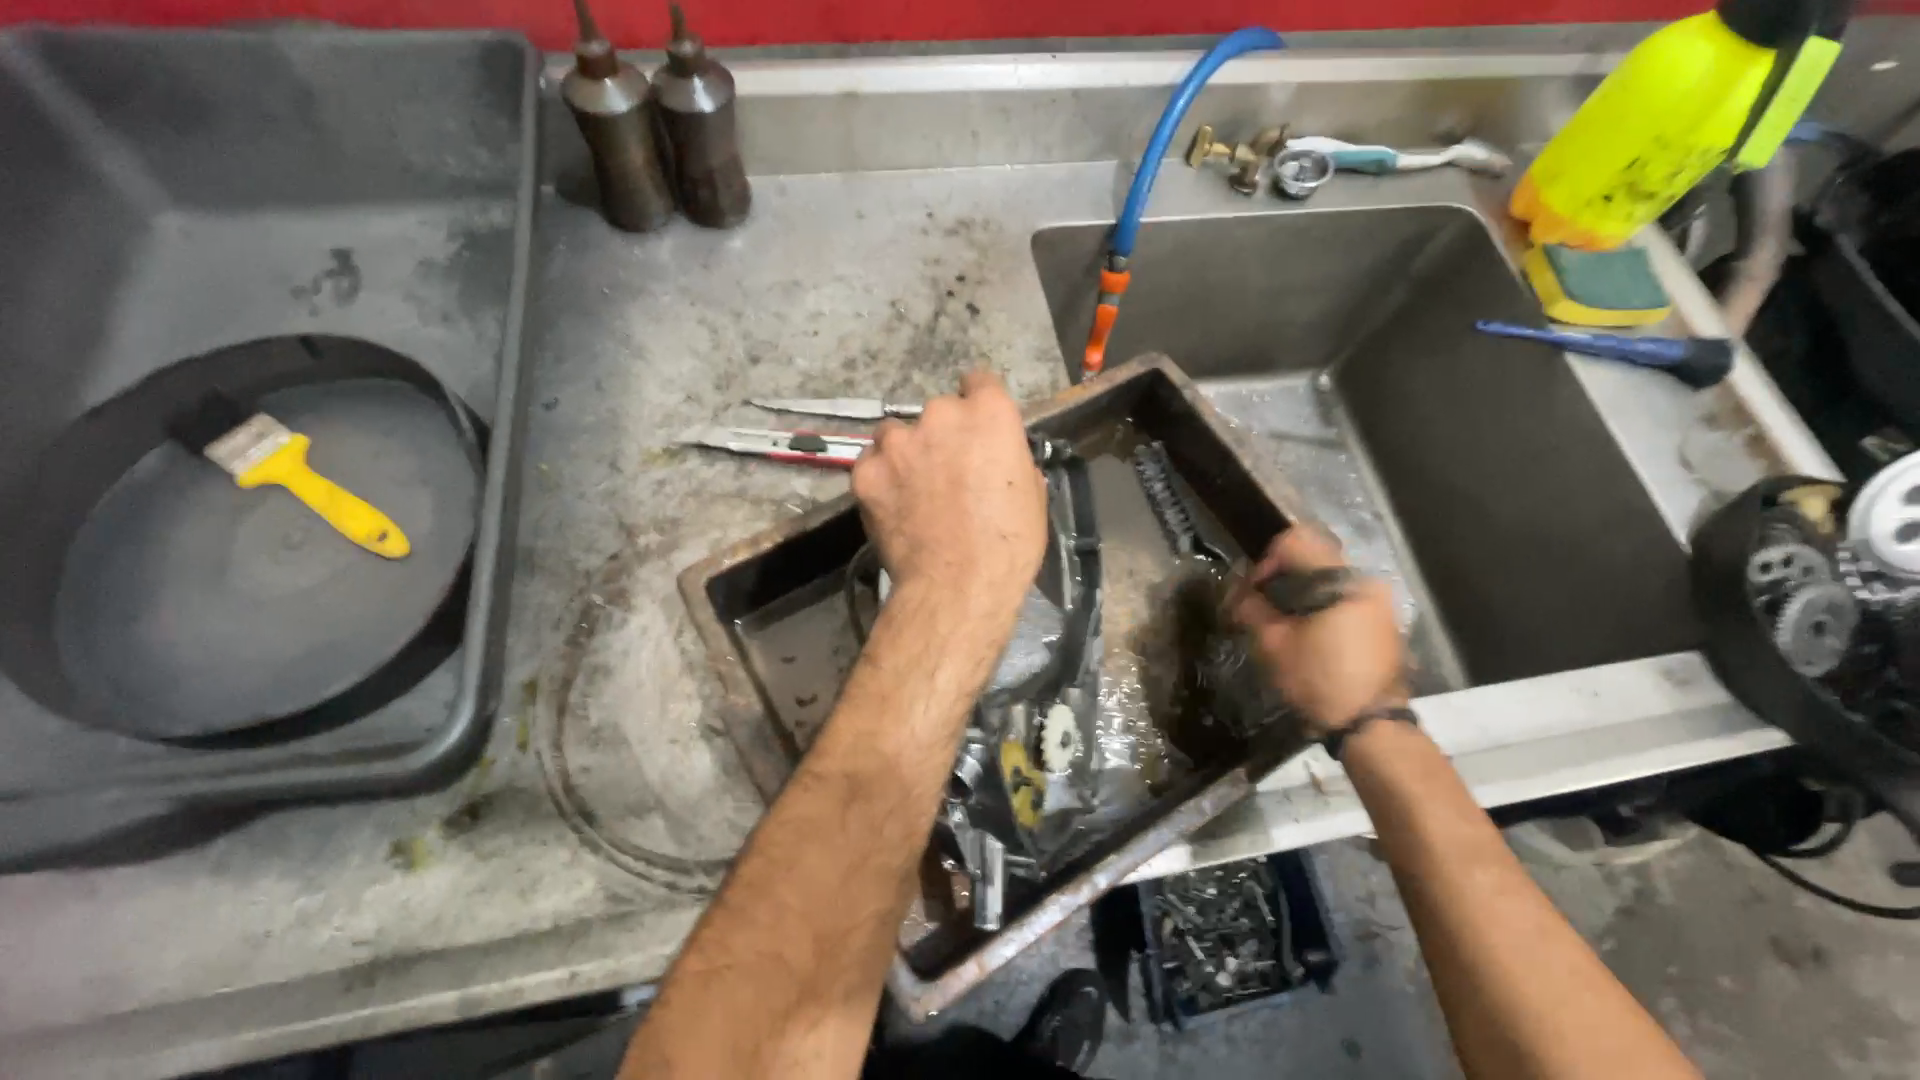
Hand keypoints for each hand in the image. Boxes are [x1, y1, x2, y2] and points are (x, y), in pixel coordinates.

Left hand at [851, 371, 1046, 621]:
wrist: (958, 586)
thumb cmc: (1009, 544)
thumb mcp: (1032, 495)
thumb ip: (1011, 461)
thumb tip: (1000, 460)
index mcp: (988, 413)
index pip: (979, 382)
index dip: (978, 404)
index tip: (976, 427)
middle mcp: (940, 414)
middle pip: (938, 411)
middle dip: (942, 435)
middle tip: (947, 473)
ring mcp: (897, 442)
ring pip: (897, 434)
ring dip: (906, 453)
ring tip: (914, 490)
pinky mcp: (865, 472)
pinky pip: (871, 464)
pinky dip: (880, 480)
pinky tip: (892, 507)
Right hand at [1229, 526, 1406, 738]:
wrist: (1371, 724)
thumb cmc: (1320, 681)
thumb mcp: (1274, 646)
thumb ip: (1251, 609)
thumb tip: (1235, 591)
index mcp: (1342, 581)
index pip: (1295, 542)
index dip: (1265, 561)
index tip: (1252, 591)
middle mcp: (1365, 581)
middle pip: (1314, 555)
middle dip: (1281, 575)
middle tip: (1262, 602)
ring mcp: (1378, 600)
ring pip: (1328, 575)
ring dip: (1300, 589)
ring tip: (1282, 618)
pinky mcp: (1381, 619)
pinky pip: (1343, 594)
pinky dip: (1319, 602)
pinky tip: (1306, 629)